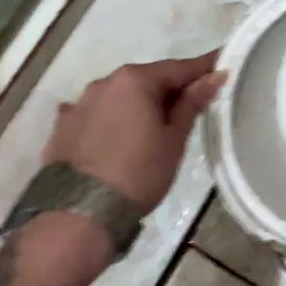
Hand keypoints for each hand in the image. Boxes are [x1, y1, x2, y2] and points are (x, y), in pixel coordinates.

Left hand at [42, 52, 224, 208]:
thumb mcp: (173, 140)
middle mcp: (105, 82)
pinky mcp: (62, 128)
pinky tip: (112, 132)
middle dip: (169, 90)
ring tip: (152, 126)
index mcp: (135, 80)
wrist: (78, 217)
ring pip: (119, 97)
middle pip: (147, 80)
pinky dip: (108, 119)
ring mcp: (79, 104)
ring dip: (137, 105)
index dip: (204, 69)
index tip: (223, 68)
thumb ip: (192, 103)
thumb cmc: (137, 174)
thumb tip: (215, 75)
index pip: (179, 68)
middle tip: (192, 106)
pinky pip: (93, 115)